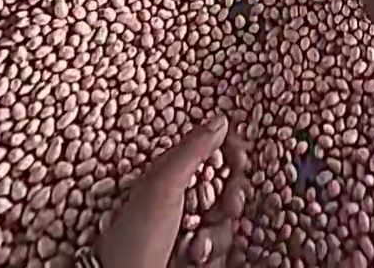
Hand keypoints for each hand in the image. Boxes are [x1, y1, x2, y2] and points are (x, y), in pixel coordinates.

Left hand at [98, 117, 250, 267]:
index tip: (238, 159)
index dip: (230, 153)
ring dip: (218, 233)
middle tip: (226, 207)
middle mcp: (185, 200)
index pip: (213, 152)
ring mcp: (192, 230)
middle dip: (231, 197)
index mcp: (174, 174)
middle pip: (228, 186)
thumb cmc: (135, 238)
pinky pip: (223, 249)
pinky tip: (197, 258)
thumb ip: (193, 149)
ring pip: (228, 220)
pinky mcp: (198, 257)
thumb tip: (221, 120)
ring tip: (198, 246)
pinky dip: (215, 255)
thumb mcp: (163, 186)